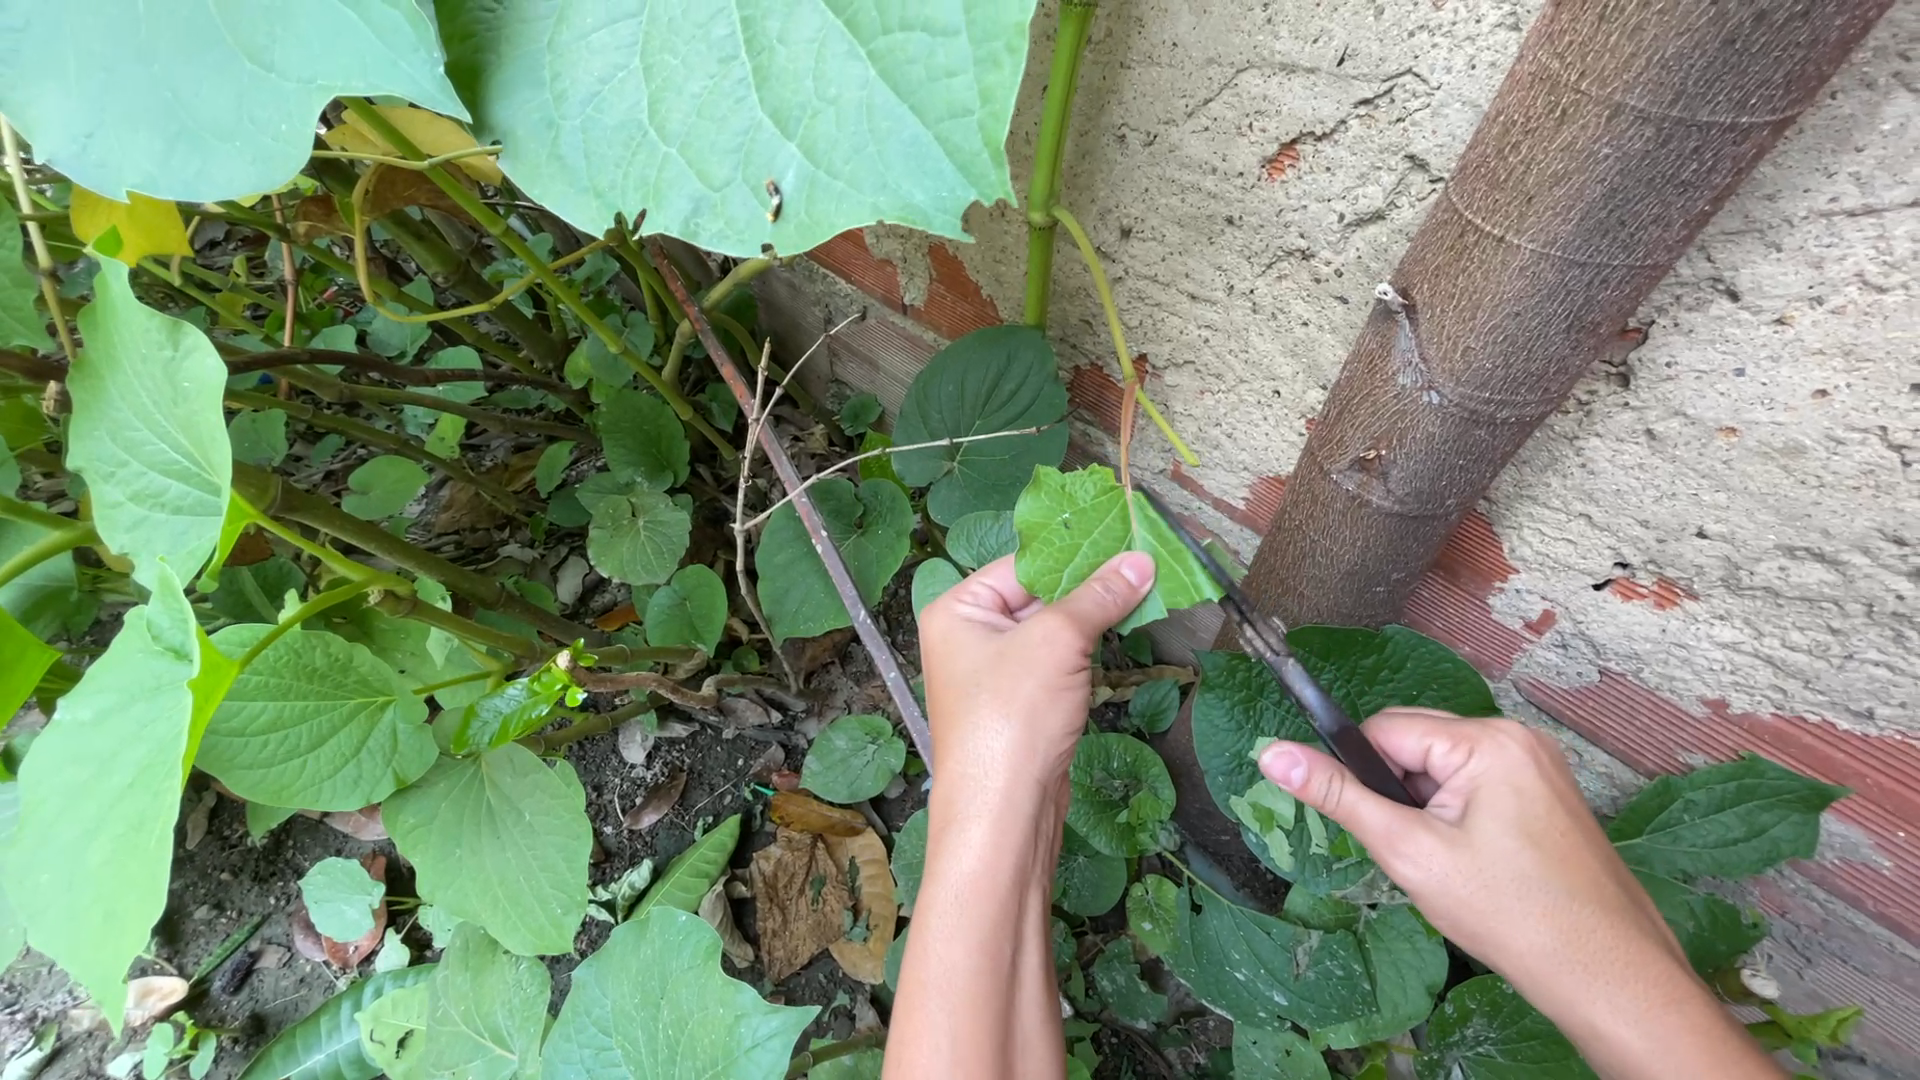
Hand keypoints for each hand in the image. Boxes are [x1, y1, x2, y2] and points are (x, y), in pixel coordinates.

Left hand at [917, 552, 1154, 801]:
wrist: (1005, 811)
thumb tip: (1142, 560)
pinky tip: (1121, 633)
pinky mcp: (1021, 703)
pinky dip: (1087, 651)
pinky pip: (1056, 663)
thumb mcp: (1058, 641)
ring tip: (1144, 590)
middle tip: (1143, 563)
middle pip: (1037, 595)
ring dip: (1092, 618)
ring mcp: (995, 672)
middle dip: (1088, 586)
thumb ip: (1099, 596)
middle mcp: (969, 635)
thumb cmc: (1014, 714)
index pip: (1021, 564)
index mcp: (957, 609)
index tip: (1123, 537)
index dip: (1072, 553)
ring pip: (1051, 631)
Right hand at [1258, 710, 1783, 1078]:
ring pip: (1437, 764)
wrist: (1615, 986)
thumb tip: (1270, 753)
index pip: (1384, 729)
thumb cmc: (1508, 914)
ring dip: (1422, 803)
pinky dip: (1451, 811)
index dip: (1366, 776)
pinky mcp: (1545, 791)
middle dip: (1396, 789)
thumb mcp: (1408, 852)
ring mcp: (1536, 763)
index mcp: (1486, 740)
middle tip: (1412, 847)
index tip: (1383, 828)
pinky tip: (1469, 858)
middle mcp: (1515, 735)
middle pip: (1412, 740)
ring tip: (1443, 858)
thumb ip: (1337, 795)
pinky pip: (1470, 780)